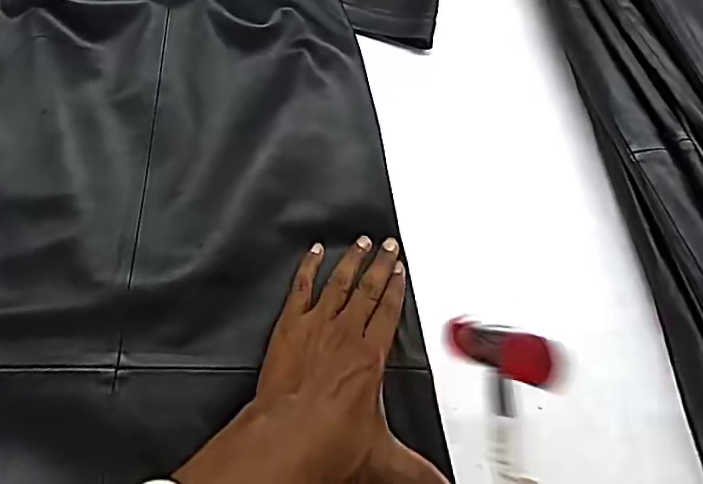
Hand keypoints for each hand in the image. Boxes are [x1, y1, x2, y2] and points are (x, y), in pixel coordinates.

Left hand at [175, 236, 411, 483]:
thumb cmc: (327, 441)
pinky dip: (308, 266)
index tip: (400, 270)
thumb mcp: (381, 456)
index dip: (396, 288)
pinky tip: (313, 252)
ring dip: (351, 259)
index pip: (387, 312)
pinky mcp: (290, 324)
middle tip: (388, 244)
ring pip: (339, 282)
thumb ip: (416, 468)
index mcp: (369, 356)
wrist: (286, 436)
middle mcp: (345, 333)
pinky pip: (302, 286)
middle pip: (367, 289)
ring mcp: (316, 324)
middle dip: (380, 264)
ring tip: (361, 241)